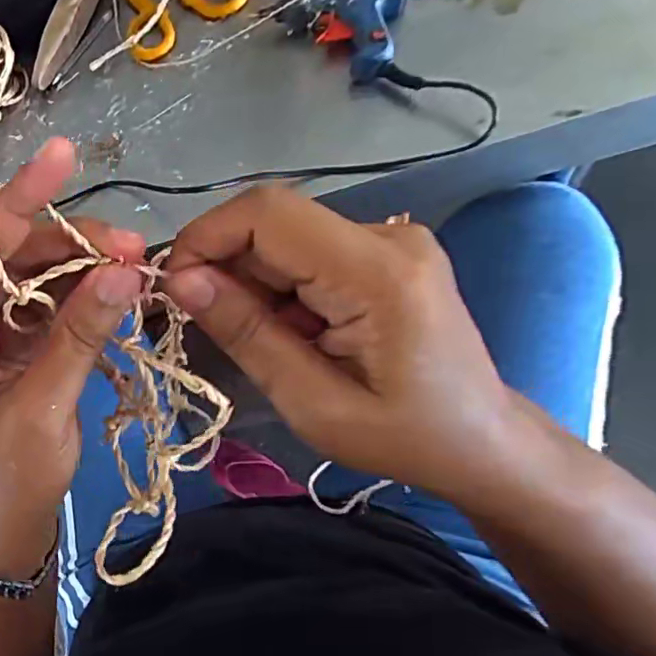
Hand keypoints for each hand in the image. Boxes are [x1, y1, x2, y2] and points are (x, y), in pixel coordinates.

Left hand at [0, 138, 144, 577]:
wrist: (12, 528)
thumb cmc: (13, 478)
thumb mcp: (45, 407)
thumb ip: (80, 336)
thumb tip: (126, 274)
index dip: (18, 202)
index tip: (59, 158)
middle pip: (13, 258)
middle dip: (69, 244)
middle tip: (131, 247)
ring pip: (37, 278)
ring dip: (84, 267)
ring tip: (135, 266)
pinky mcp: (23, 348)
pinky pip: (54, 306)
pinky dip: (86, 295)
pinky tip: (118, 290)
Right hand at [163, 186, 529, 500]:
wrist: (484, 441)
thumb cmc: (405, 438)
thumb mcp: (312, 404)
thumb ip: (247, 335)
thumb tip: (180, 281)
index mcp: (378, 273)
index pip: (268, 213)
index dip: (206, 237)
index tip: (172, 287)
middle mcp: (387, 236)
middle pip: (272, 222)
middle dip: (220, 263)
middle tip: (199, 321)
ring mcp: (388, 239)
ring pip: (282, 237)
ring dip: (246, 279)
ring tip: (252, 336)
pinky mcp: (382, 251)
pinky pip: (304, 252)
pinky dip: (274, 286)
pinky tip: (284, 329)